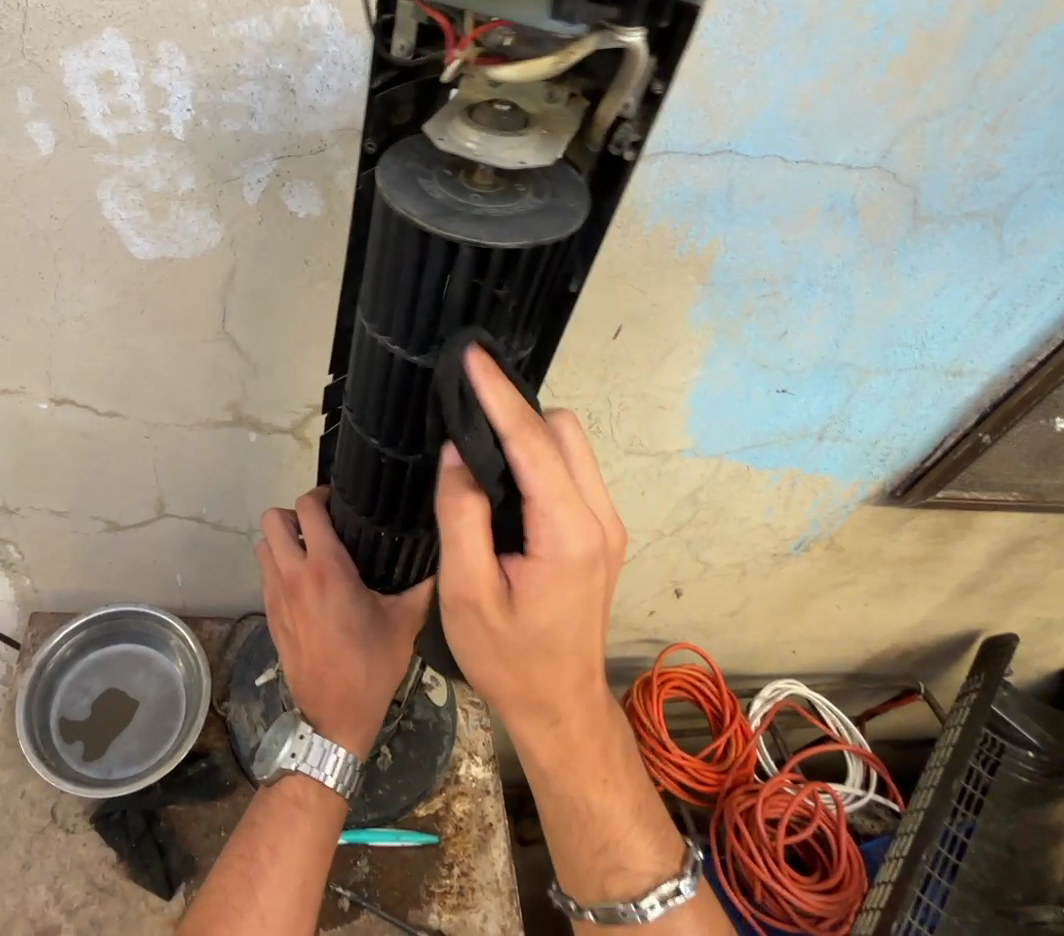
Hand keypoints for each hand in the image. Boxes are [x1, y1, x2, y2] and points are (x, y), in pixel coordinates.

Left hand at [257, 487, 434, 757]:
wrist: (335, 716)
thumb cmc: (372, 665)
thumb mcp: (405, 621)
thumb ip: (422, 583)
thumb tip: (439, 554)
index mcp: (327, 568)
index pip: (307, 508)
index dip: (321, 496)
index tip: (339, 502)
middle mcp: (293, 575)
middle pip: (272, 519)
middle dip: (294, 514)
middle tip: (321, 525)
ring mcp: (276, 595)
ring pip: (263, 546)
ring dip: (282, 541)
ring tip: (310, 550)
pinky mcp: (269, 614)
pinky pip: (265, 574)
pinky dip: (279, 566)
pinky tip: (306, 582)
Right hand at [434, 345, 627, 755]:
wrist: (559, 705)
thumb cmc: (508, 658)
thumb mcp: (467, 592)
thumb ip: (462, 516)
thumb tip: (456, 453)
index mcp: (568, 533)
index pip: (533, 443)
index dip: (499, 397)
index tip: (472, 359)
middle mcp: (599, 519)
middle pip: (563, 432)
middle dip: (516, 411)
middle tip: (463, 408)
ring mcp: (607, 526)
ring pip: (571, 447)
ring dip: (527, 433)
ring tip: (476, 436)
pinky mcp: (601, 534)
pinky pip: (571, 471)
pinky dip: (538, 456)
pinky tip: (501, 470)